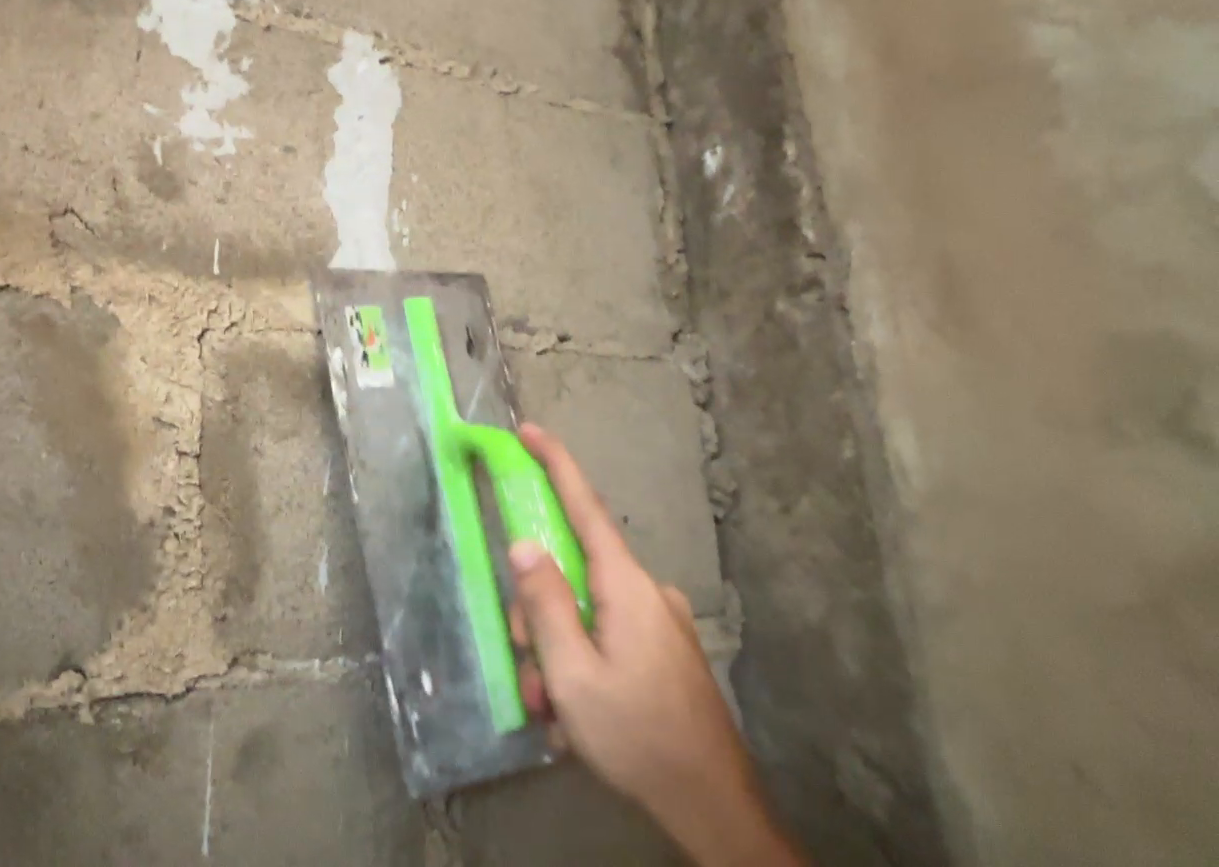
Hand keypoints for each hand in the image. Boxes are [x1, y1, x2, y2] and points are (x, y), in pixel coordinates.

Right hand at [509, 424, 802, 866]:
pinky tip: (579, 717)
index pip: (584, 508)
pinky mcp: (662, 651)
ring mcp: (658, 623)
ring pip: (581, 613)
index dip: (554, 464)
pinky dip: (580, 668)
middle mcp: (645, 593)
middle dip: (538, 620)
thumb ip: (544, 603)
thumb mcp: (571, 672)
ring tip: (558, 712)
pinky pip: (603, 638)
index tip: (528, 430)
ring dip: (556, 656)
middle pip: (569, 575)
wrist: (711, 804)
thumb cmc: (636, 734)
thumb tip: (524, 543)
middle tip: (535, 680)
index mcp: (625, 588)